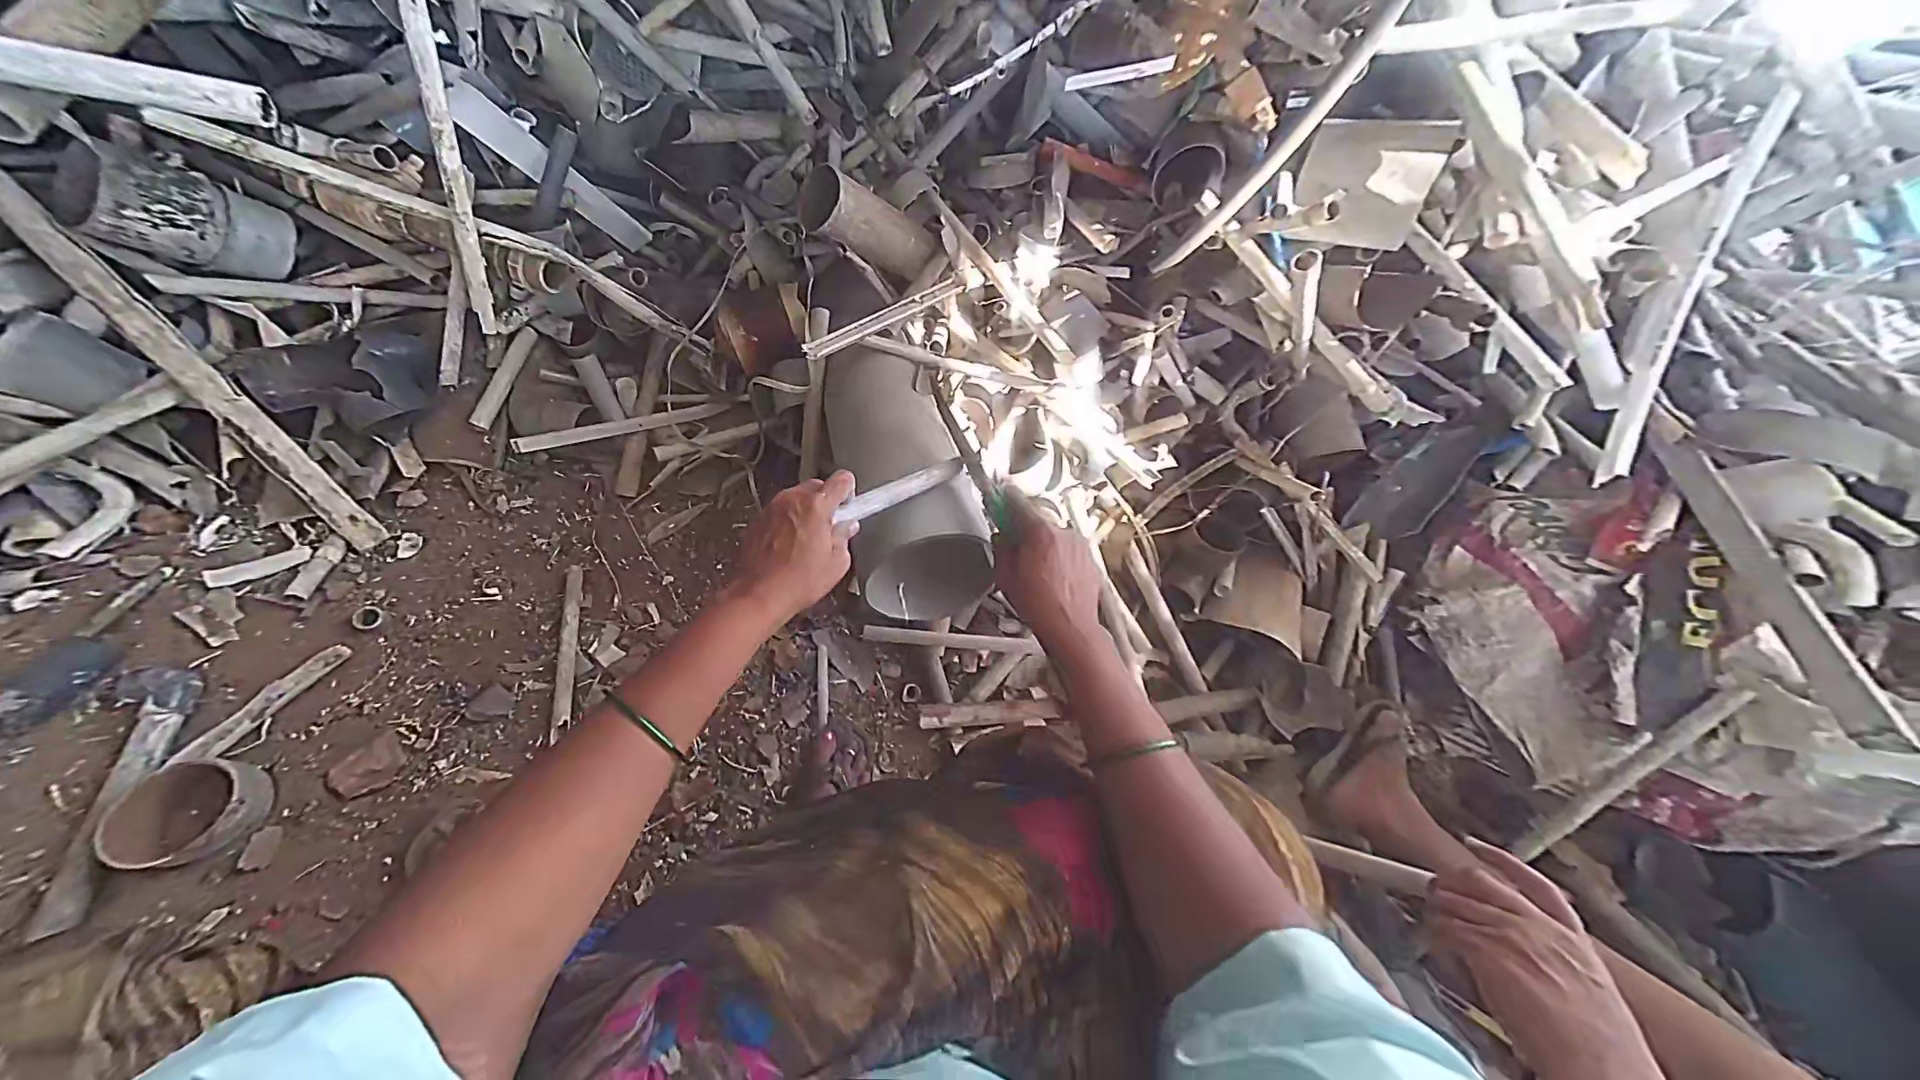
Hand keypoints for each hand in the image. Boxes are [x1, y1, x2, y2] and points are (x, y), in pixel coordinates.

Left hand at [731, 471, 856, 623]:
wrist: (759, 595)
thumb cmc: (794, 582)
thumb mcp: (837, 563)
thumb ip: (845, 538)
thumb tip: (845, 530)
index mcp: (816, 506)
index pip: (841, 481)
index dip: (850, 492)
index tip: (852, 502)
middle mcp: (792, 500)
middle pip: (817, 487)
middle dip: (827, 504)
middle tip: (832, 527)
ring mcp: (772, 509)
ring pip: (797, 499)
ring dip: (806, 512)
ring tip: (810, 541)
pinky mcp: (758, 520)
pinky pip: (780, 512)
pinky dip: (788, 522)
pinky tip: (792, 547)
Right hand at [993, 492, 1103, 652]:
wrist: (1071, 629)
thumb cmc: (1042, 608)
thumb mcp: (1005, 576)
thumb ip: (1001, 547)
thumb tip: (1001, 537)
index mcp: (1041, 533)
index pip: (1017, 501)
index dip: (1002, 497)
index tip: (996, 496)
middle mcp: (1064, 534)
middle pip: (1037, 519)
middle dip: (1023, 529)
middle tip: (1012, 546)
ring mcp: (1079, 545)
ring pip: (1053, 535)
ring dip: (1042, 545)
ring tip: (1033, 571)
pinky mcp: (1089, 558)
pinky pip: (1067, 549)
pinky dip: (1057, 557)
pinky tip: (1049, 577)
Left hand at [1425, 838, 1661, 1079]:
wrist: (1603, 1068)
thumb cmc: (1598, 1043)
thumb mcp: (1586, 982)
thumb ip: (1549, 950)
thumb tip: (1512, 938)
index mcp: (1570, 935)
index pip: (1532, 880)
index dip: (1498, 858)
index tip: (1474, 844)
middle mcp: (1540, 927)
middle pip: (1479, 881)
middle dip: (1450, 881)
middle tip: (1436, 890)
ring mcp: (1512, 936)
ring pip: (1455, 902)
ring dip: (1436, 908)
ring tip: (1431, 920)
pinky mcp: (1489, 951)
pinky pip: (1446, 929)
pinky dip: (1433, 933)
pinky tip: (1435, 944)